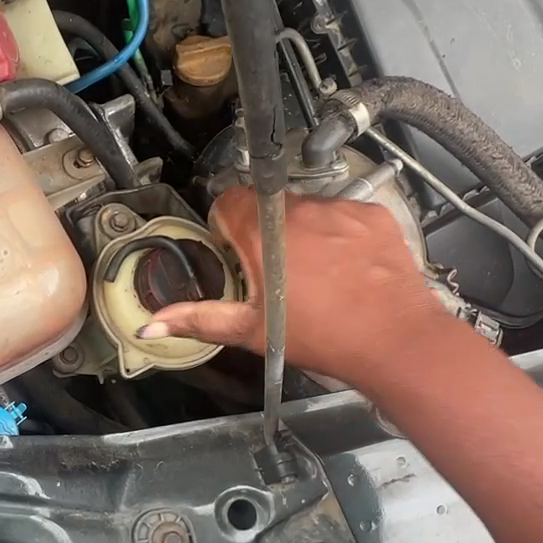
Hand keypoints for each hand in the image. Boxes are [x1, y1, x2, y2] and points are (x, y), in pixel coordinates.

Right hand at [141, 187, 455, 379]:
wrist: (393, 340)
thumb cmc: (319, 337)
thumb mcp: (250, 331)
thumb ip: (197, 319)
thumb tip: (149, 324)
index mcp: (262, 233)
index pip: (228, 201)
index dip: (226, 226)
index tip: (234, 253)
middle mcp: (299, 209)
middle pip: (268, 206)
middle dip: (265, 233)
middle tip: (274, 275)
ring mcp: (340, 208)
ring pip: (306, 209)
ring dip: (301, 232)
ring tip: (313, 274)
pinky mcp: (372, 214)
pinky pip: (343, 214)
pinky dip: (338, 233)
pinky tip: (344, 267)